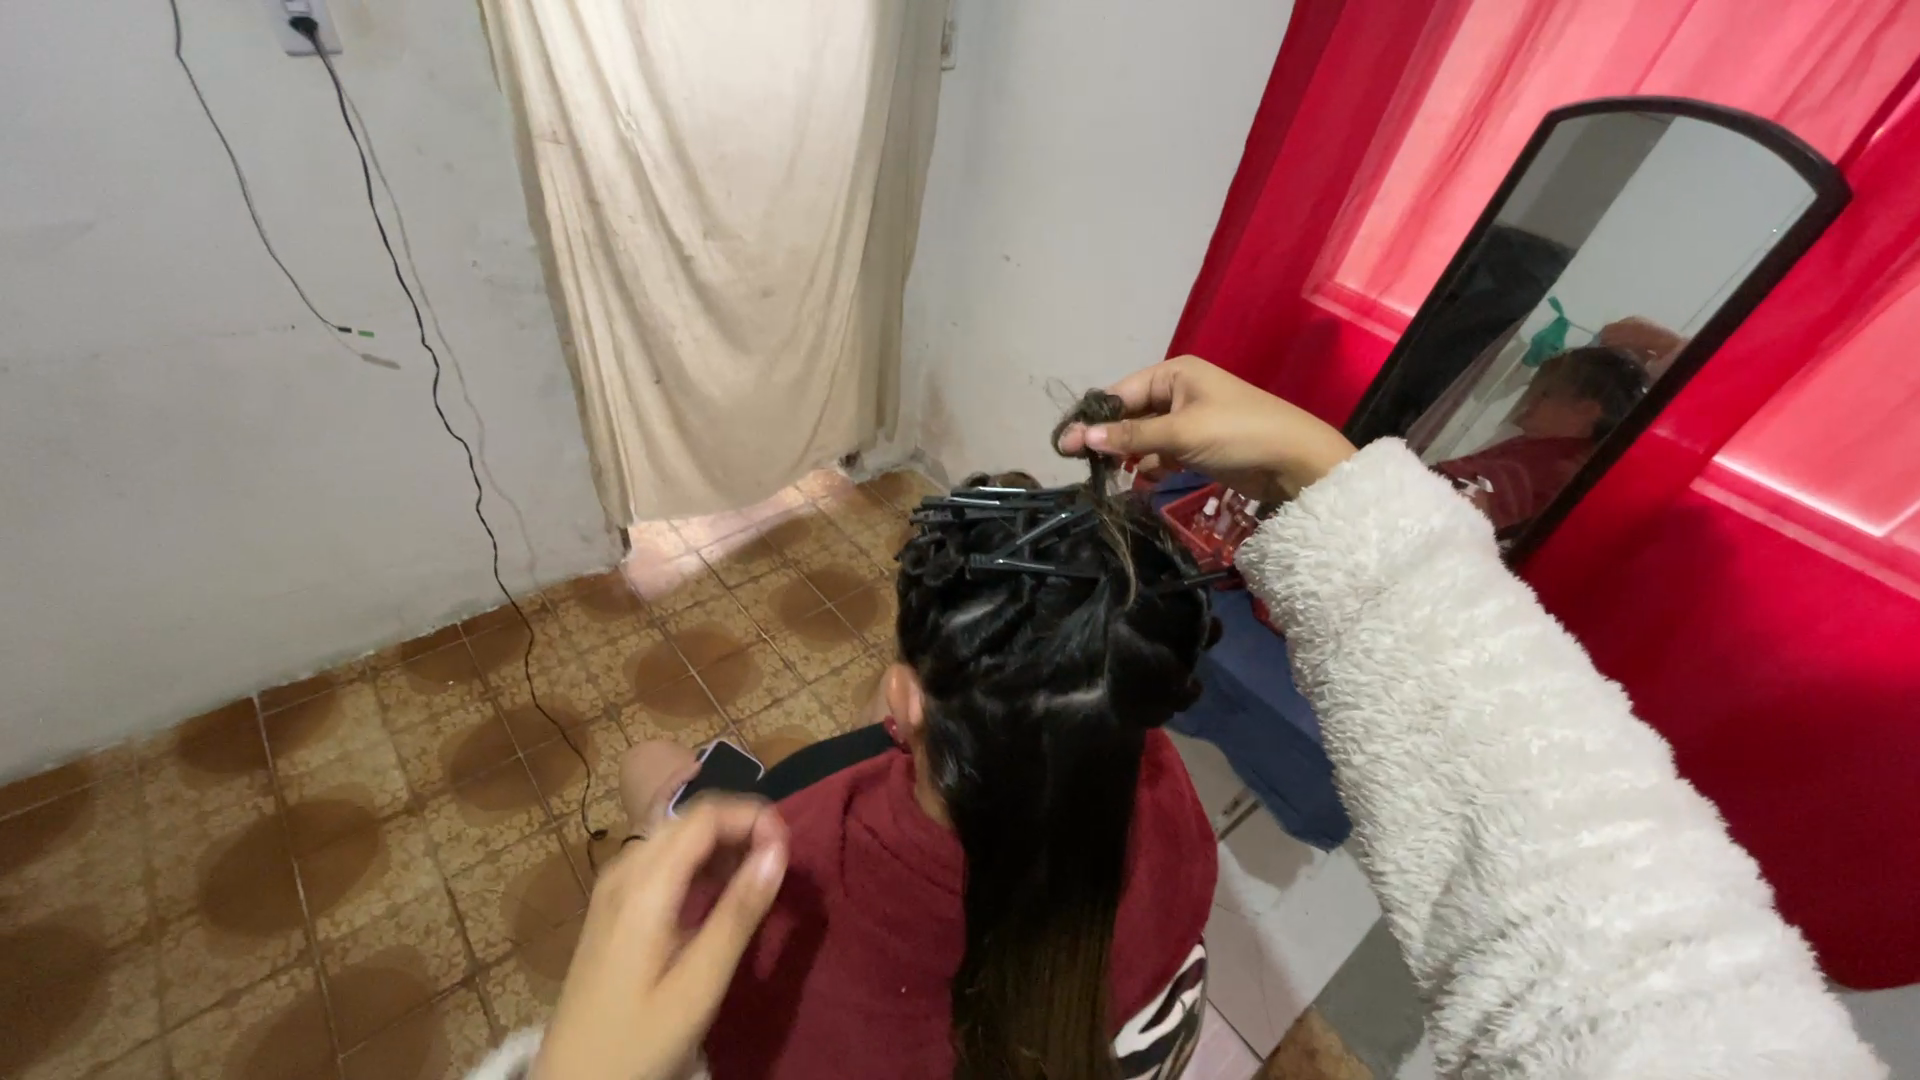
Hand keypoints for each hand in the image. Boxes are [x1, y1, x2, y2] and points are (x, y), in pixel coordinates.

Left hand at [535, 798, 788, 1079]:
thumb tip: (778, 849)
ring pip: (678, 836)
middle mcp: (625, 871)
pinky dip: (700, 862)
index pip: (705, 814)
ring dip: (722, 844)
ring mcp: (614, 887)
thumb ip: (739, 912)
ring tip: (755, 879)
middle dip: (740, 827)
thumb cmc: (638, 1041)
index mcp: (644, 885)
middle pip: (691, 819)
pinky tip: (719, 896)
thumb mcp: (698, 985)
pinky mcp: (614, 904)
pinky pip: (664, 859)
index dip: (752, 816)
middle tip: (776, 861)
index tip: (786, 845)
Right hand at [1056, 356, 1355, 502]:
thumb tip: (1081, 437)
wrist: (1294, 461)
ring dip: (1129, 456)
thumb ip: (1131, 437)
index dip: (1092, 419)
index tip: (1064, 444)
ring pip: (1143, 437)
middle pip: (1129, 415)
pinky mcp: (1197, 445)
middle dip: (1108, 439)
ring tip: (1111, 475)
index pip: (1120, 394)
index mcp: (1174, 374)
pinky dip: (1151, 466)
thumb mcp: (1181, 433)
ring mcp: (1187, 420)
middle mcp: (1177, 391)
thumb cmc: (1238, 433)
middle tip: (1080, 463)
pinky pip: (1161, 453)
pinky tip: (1144, 480)